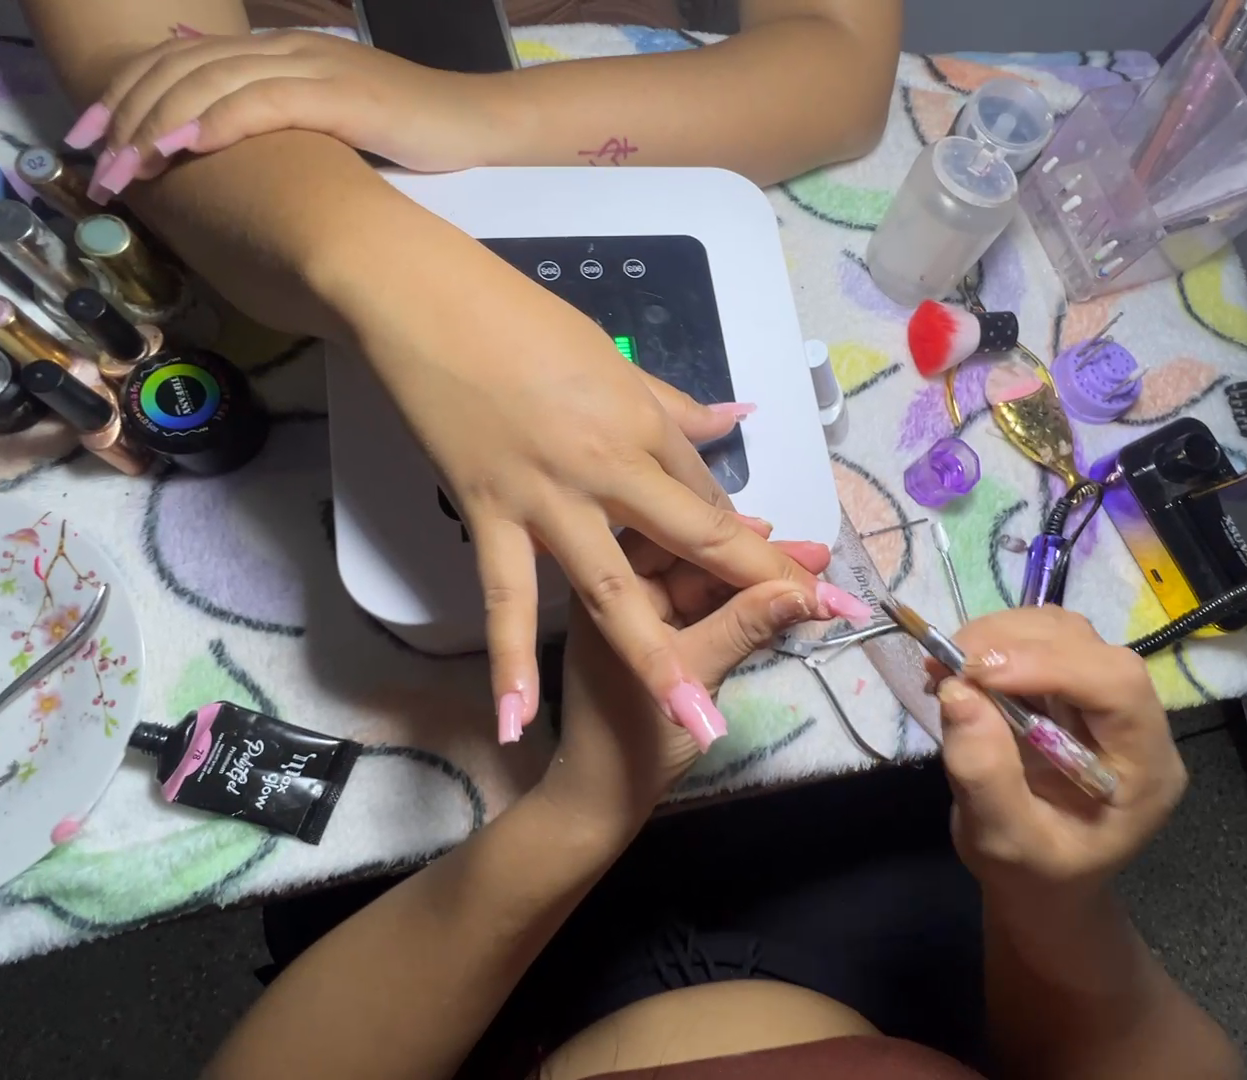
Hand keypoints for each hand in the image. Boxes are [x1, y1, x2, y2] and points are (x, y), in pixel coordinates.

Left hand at [60, 27, 516, 199]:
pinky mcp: (338, 96)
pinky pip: (262, 103)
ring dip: (158, 124)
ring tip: (123, 166)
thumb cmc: (416, 130)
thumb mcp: (341, 117)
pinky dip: (217, 122)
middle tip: (89, 160)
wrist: (475, 121)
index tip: (98, 142)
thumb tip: (240, 132)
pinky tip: (183, 146)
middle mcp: (286, 49)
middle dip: (126, 113)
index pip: (188, 65)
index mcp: (282, 53)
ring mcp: (311, 68)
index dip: (134, 98)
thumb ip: (290, 116)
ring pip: (211, 84)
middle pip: (184, 69)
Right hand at [351, 244, 844, 744]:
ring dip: (657, 659)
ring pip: (615, 589)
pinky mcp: (489, 518)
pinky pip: (504, 598)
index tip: (799, 571)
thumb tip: (735, 420)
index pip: (710, 495)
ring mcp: (550, 501)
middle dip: (761, 585)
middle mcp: (612, 469)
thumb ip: (674, 406)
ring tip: (697, 719)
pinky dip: (507, 659)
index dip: (754, 539)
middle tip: (821, 623)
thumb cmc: (524, 320)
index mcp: (645, 424)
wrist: (425, 301)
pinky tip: (517, 719)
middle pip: (697, 538)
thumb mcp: (615, 360)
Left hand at [541, 524, 833, 828]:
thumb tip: (811, 590)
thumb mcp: (696, 674)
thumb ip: (748, 625)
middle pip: (700, 560)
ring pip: (713, 587)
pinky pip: (714, 612)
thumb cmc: (634, 737)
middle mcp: (627, 587)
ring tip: (819, 572)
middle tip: (819, 557)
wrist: (604, 800)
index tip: (784, 536)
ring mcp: (650, 614)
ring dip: (763, 584)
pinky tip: (789, 601)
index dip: (733, 537)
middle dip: (760, 561)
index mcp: (610, 585)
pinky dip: (751, 609)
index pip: (675, 541)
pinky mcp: (671, 638)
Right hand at [930, 607, 1185, 900]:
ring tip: (947, 665)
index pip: (1116, 685)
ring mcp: (1099, 699)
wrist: (1040, 881)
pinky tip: (960, 669)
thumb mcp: (1004, 842)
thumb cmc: (1032, 873)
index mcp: (1145, 767)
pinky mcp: (1066, 688)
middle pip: (1088, 647)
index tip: (975, 671)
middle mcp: (1133, 721)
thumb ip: (985, 776)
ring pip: (1061, 632)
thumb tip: (957, 691)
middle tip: (947, 663)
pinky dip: (992, 644)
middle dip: (1013, 644)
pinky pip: (1036, 642)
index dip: (1049, 664)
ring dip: (999, 636)